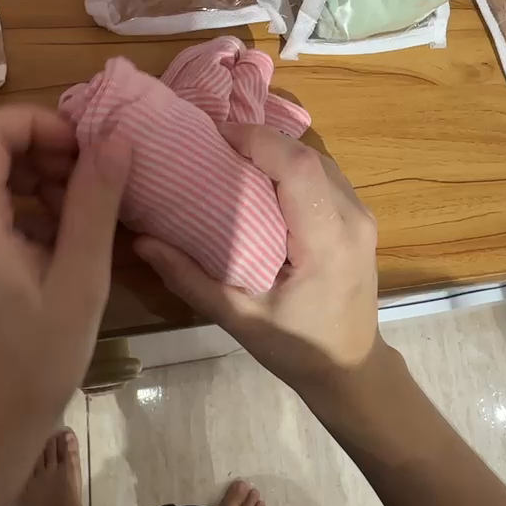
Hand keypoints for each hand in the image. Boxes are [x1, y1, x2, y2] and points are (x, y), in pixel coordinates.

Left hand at [0, 105, 129, 483]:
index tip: (87, 151)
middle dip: (33, 140)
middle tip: (84, 170)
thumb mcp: (79, 281)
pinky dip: (10, 193)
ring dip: (23, 166)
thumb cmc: (32, 364)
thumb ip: (94, 203)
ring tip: (73, 201)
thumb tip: (116, 139)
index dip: (39, 123)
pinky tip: (51, 230)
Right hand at [134, 123, 381, 400]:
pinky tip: (265, 177)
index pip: (298, 167)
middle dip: (264, 141)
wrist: (351, 369)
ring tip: (237, 156)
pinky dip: (295, 167)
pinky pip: (327, 177)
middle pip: (309, 156)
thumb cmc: (296, 348)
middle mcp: (353, 218)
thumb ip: (191, 277)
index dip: (259, 140)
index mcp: (327, 240)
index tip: (217, 137)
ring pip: (321, 160)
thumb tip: (143, 241)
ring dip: (280, 151)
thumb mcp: (239, 318)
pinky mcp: (360, 219)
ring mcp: (362, 216)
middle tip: (219, 146)